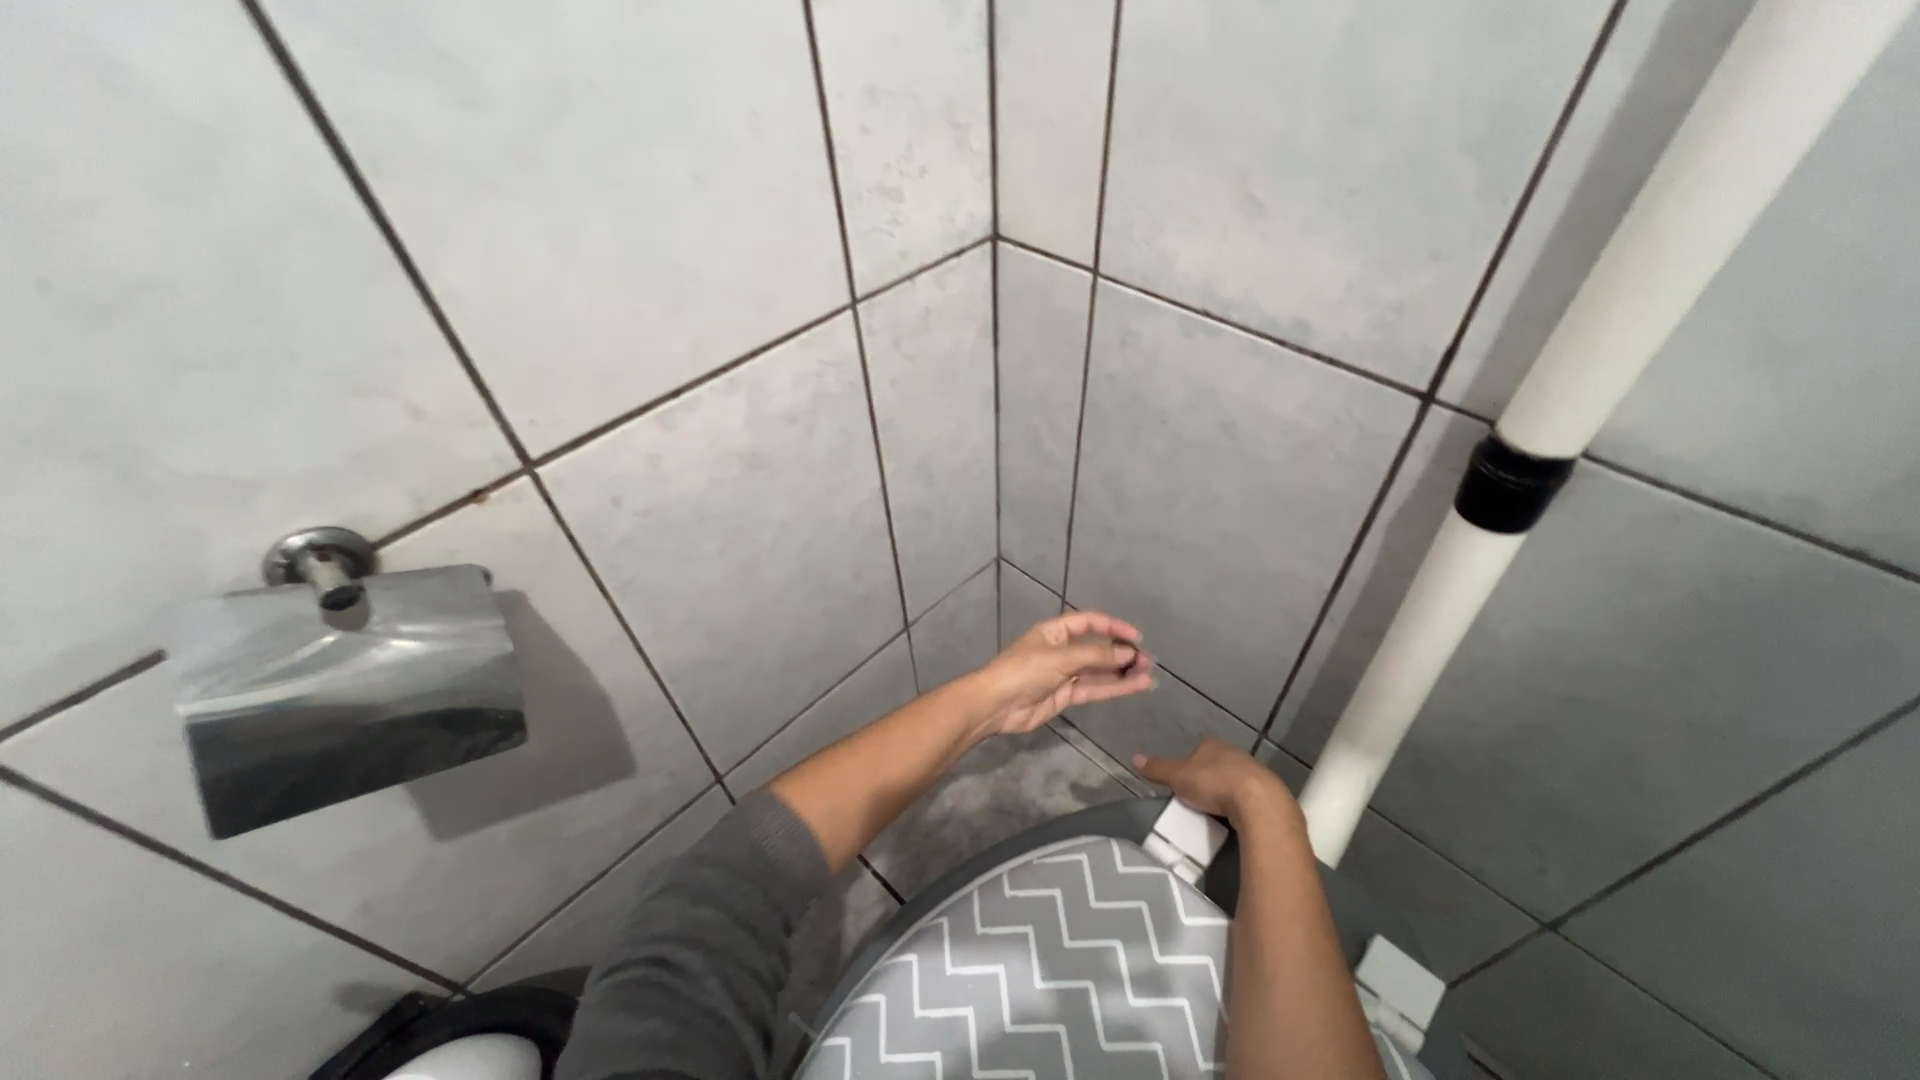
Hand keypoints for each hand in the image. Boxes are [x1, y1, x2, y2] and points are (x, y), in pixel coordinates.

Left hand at [966, 611, 1154, 735]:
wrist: (996, 705)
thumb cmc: (1024, 671)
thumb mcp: (1060, 657)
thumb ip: (1096, 655)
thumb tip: (1128, 652)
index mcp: (1055, 632)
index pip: (1089, 622)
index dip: (1113, 626)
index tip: (1136, 636)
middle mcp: (1061, 650)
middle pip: (1097, 648)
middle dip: (1121, 653)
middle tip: (1147, 661)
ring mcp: (1064, 674)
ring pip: (1099, 671)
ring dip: (1122, 672)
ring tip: (1148, 674)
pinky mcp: (1065, 696)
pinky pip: (1094, 689)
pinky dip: (1114, 687)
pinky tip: (1135, 686)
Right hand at [1132, 737, 1300, 830]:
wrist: (1258, 801)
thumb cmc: (1213, 782)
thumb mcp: (1178, 776)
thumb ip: (1157, 768)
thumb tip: (1133, 758)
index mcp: (1213, 745)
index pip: (1197, 750)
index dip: (1189, 765)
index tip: (1184, 784)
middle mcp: (1235, 752)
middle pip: (1217, 764)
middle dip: (1209, 779)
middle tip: (1198, 800)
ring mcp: (1255, 771)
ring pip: (1235, 779)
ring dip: (1227, 792)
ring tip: (1216, 812)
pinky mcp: (1269, 791)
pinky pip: (1250, 796)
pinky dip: (1242, 805)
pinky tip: (1236, 818)